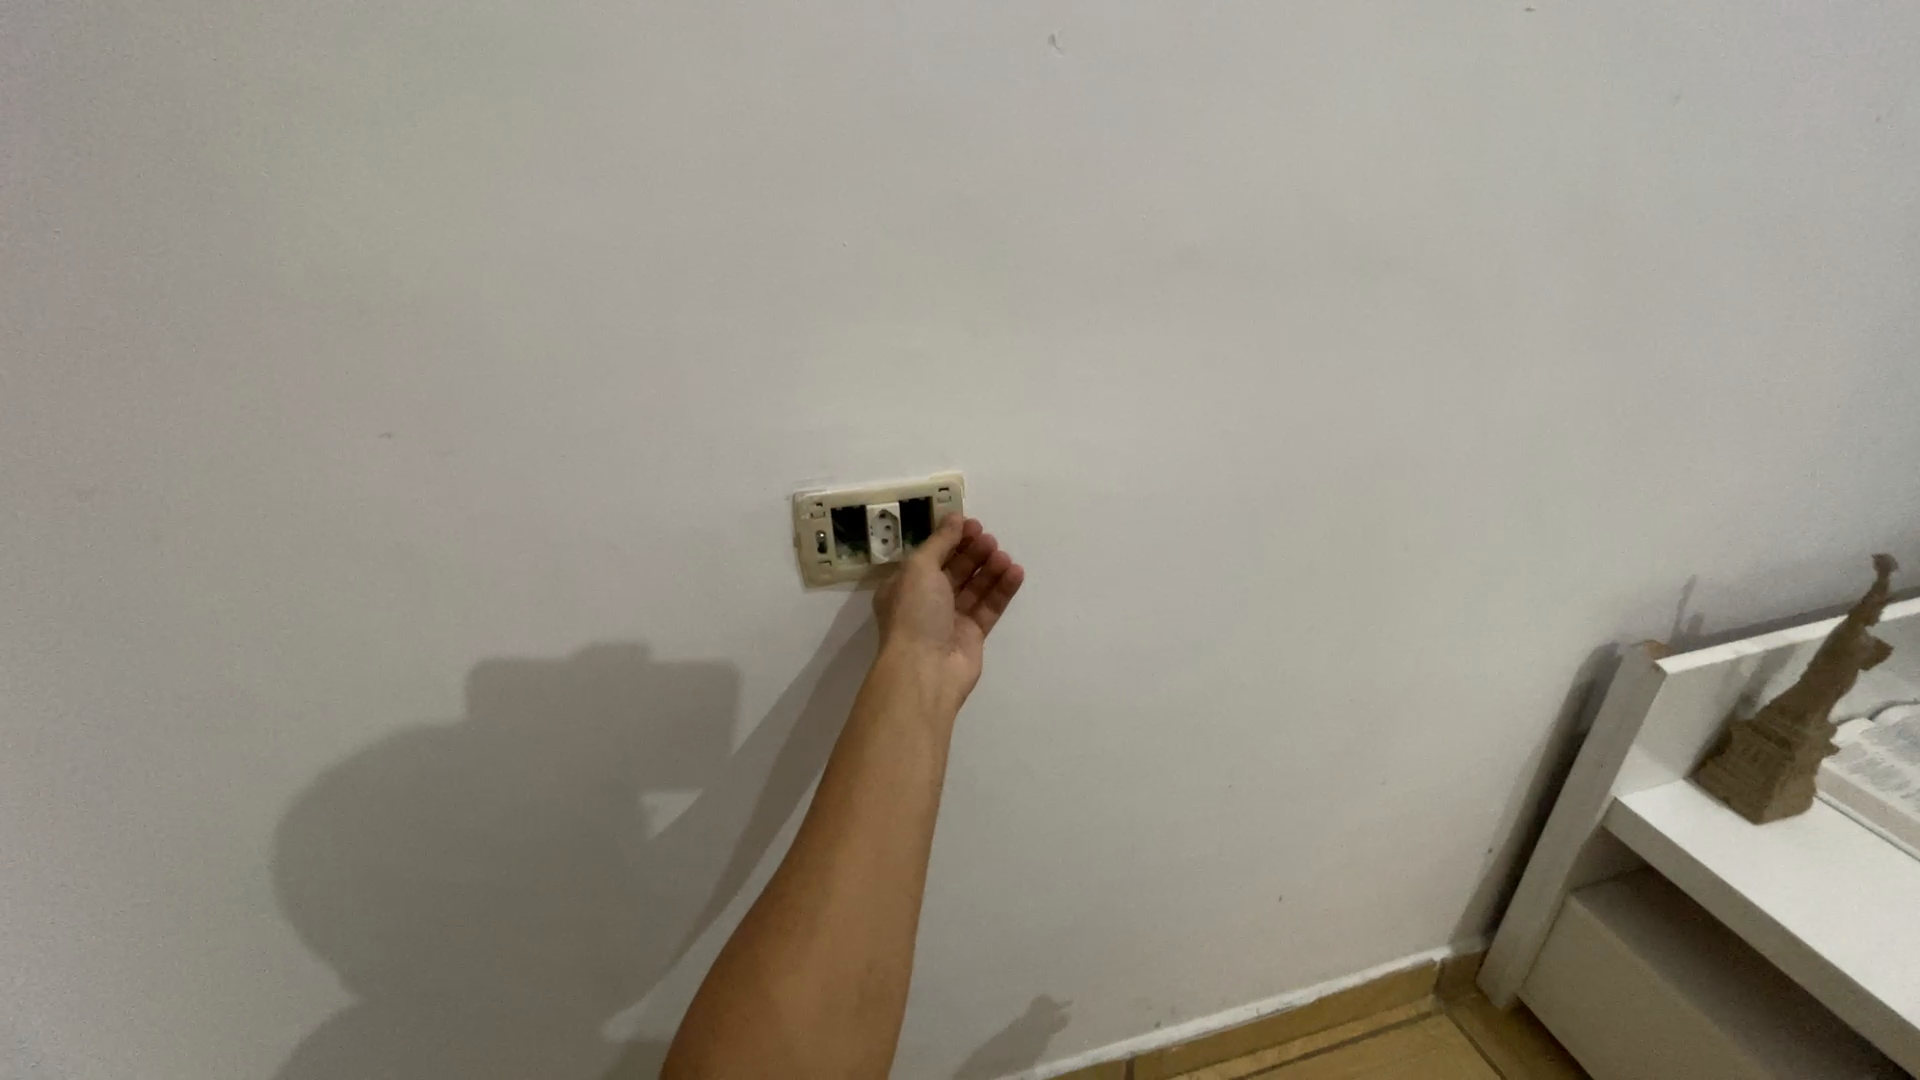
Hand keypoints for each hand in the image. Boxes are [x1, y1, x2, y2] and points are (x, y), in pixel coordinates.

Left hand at [873, 514, 1024, 706]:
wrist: (925, 669)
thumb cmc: (914, 613)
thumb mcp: (919, 568)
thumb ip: (940, 542)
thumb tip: (954, 518)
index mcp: (905, 585)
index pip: (931, 556)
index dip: (951, 539)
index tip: (972, 525)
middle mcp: (926, 601)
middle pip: (955, 570)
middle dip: (973, 553)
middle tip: (990, 540)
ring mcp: (950, 620)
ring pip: (974, 588)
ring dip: (990, 569)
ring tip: (1004, 557)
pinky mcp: (972, 636)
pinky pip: (989, 607)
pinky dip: (1002, 589)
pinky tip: (1015, 572)